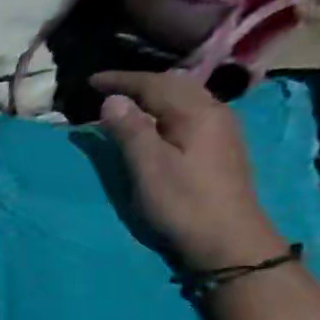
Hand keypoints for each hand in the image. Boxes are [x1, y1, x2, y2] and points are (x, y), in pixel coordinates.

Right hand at [89, 70, 287, 270]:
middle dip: (139, 82)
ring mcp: (222, 129)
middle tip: (107, 88)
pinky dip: (166, 107)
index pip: (154, 84)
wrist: (228, 240)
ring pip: (185, 96)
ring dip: (154, 93)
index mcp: (196, 113)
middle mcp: (214, 112)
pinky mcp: (221, 146)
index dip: (121, 80)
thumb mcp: (148, 167)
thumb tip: (112, 100)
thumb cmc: (183, 203)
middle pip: (175, 84)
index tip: (91, 81)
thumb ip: (130, 130)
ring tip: (127, 101)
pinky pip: (189, 111)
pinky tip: (156, 120)